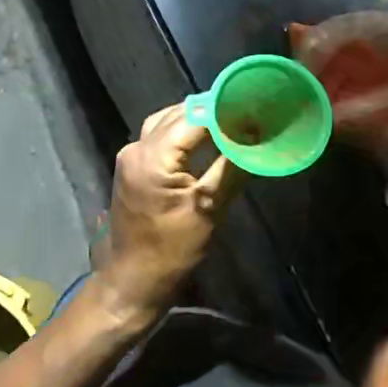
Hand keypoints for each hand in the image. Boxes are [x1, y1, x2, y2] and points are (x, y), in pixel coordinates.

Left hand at [92, 105, 242, 327]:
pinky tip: (205, 139)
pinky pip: (159, 135)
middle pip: (179, 114)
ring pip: (168, 121)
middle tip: (247, 114)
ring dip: (197, 119)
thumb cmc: (172, 250)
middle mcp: (137, 147)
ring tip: (230, 123)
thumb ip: (232, 168)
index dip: (225, 109)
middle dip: (213, 111)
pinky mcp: (131, 164)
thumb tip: (257, 139)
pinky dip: (182, 132)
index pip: (195, 116)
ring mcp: (130, 155)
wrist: (134, 279)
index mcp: (154, 156)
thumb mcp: (209, 209)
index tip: (254, 107)